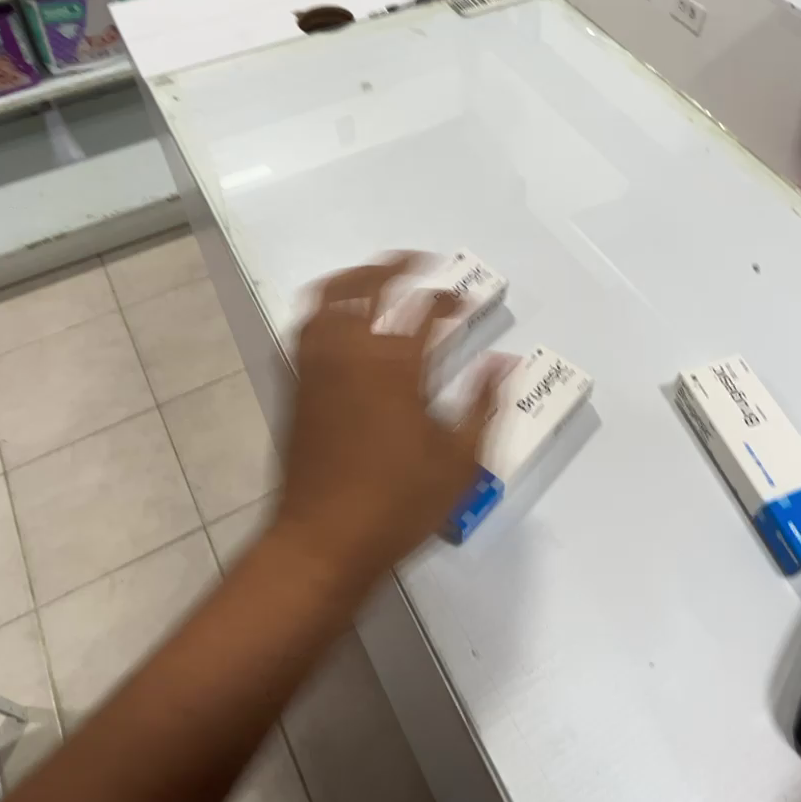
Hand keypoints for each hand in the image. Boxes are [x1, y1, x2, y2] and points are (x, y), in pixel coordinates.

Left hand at [268, 254, 510, 586]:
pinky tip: (334, 319)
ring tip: (370, 275)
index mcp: (396, 366)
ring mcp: (316, 367)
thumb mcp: (460, 463)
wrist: (322, 541)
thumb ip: (485, 404)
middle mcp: (351, 353)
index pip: (426, 310)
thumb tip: (506, 363)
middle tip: (417, 260)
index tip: (464, 301)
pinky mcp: (294, 387)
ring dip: (351, 278)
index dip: (450, 299)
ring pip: (325, 300)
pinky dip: (321, 309)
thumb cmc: (397, 505)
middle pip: (367, 286)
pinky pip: (303, 329)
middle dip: (394, 265)